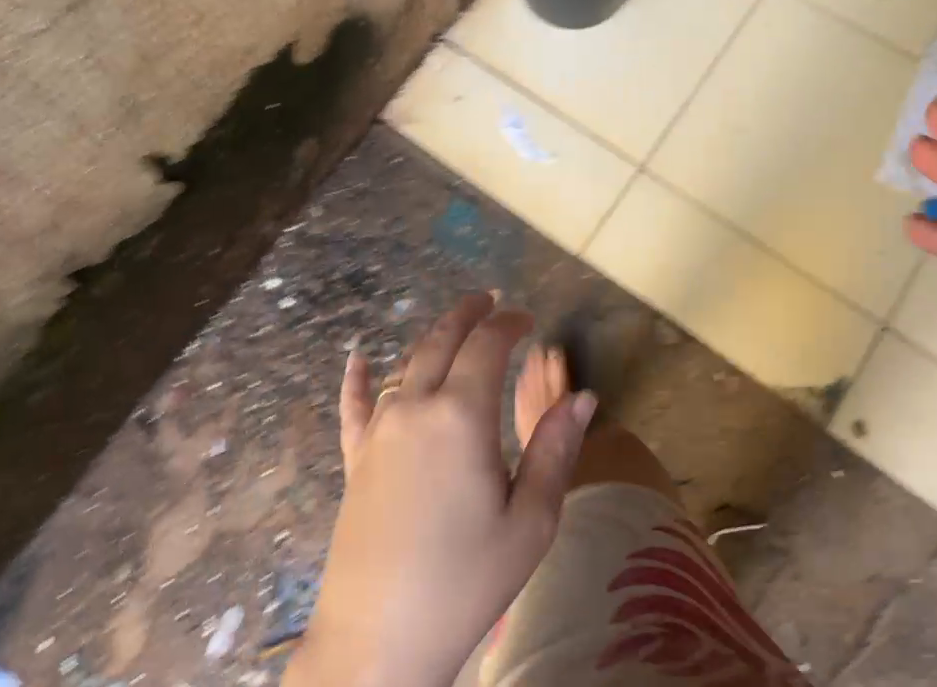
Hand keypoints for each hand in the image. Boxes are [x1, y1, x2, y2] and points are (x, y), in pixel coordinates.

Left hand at [286, 293, 596, 686]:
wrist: (380, 635)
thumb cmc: (466, 581)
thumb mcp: (529, 521)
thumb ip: (554, 450)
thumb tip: (583, 397)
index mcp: (461, 415)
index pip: (486, 346)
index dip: (508, 324)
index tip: (527, 318)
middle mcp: (414, 408)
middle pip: (440, 341)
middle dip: (467, 315)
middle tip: (489, 301)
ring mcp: (377, 432)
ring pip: (403, 366)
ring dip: (431, 340)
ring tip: (452, 330)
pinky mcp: (355, 459)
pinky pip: (353, 405)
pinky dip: (356, 377)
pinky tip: (357, 358)